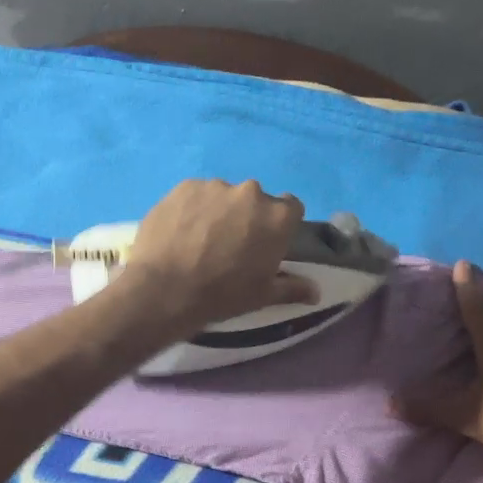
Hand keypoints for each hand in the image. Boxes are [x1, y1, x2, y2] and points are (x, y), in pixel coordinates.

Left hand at [118, 178, 316, 331]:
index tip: (265, 241)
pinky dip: (191, 209)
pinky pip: (195, 195)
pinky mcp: (184, 187)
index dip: (280, 224)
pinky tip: (178, 232)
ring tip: (198, 239)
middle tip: (229, 243)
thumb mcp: (262, 296)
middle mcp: (251, 193)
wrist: (165, 289)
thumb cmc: (222, 294)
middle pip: (255, 200)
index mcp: (277, 217)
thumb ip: (292, 287)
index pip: (291, 208)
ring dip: (217, 211)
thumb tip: (316, 292)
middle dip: (247, 216)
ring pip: (223, 196)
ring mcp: (215, 186)